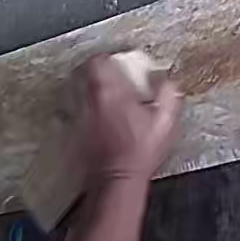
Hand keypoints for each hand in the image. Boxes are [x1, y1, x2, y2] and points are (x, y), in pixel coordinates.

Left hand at [75, 53, 181, 186]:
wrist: (116, 183)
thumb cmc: (140, 151)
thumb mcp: (164, 121)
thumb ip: (169, 94)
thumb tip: (169, 80)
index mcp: (111, 92)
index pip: (97, 62)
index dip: (105, 57)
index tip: (116, 61)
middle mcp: (90, 101)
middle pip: (82, 74)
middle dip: (94, 71)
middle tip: (108, 74)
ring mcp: (77, 118)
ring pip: (74, 92)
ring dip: (84, 88)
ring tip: (100, 93)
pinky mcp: (72, 135)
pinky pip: (70, 113)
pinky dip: (78, 109)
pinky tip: (92, 116)